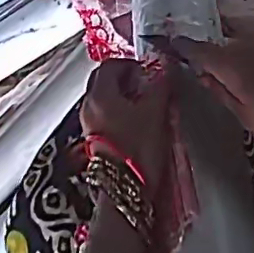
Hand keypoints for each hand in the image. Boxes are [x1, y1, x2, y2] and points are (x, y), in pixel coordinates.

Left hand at [80, 59, 172, 189]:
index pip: (110, 65)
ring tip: (144, 100)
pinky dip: (118, 110)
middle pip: (103, 80)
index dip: (130, 63)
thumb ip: (159, 86)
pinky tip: (136, 120)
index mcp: (100, 94)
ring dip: (121, 94)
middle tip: (145, 81)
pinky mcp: (94, 139)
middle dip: (124, 77)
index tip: (147, 68)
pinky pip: (104, 114)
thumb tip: (164, 68)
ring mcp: (88, 124)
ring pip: (103, 98)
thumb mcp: (155, 112)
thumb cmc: (138, 148)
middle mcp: (89, 106)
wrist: (124, 190)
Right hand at [170, 36, 253, 145]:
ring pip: (242, 48)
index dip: (179, 46)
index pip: (194, 48)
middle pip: (219, 48)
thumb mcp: (246, 116)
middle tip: (215, 78)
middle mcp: (241, 44)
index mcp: (225, 63)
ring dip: (240, 61)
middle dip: (214, 60)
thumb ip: (221, 94)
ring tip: (248, 82)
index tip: (168, 45)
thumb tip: (203, 77)